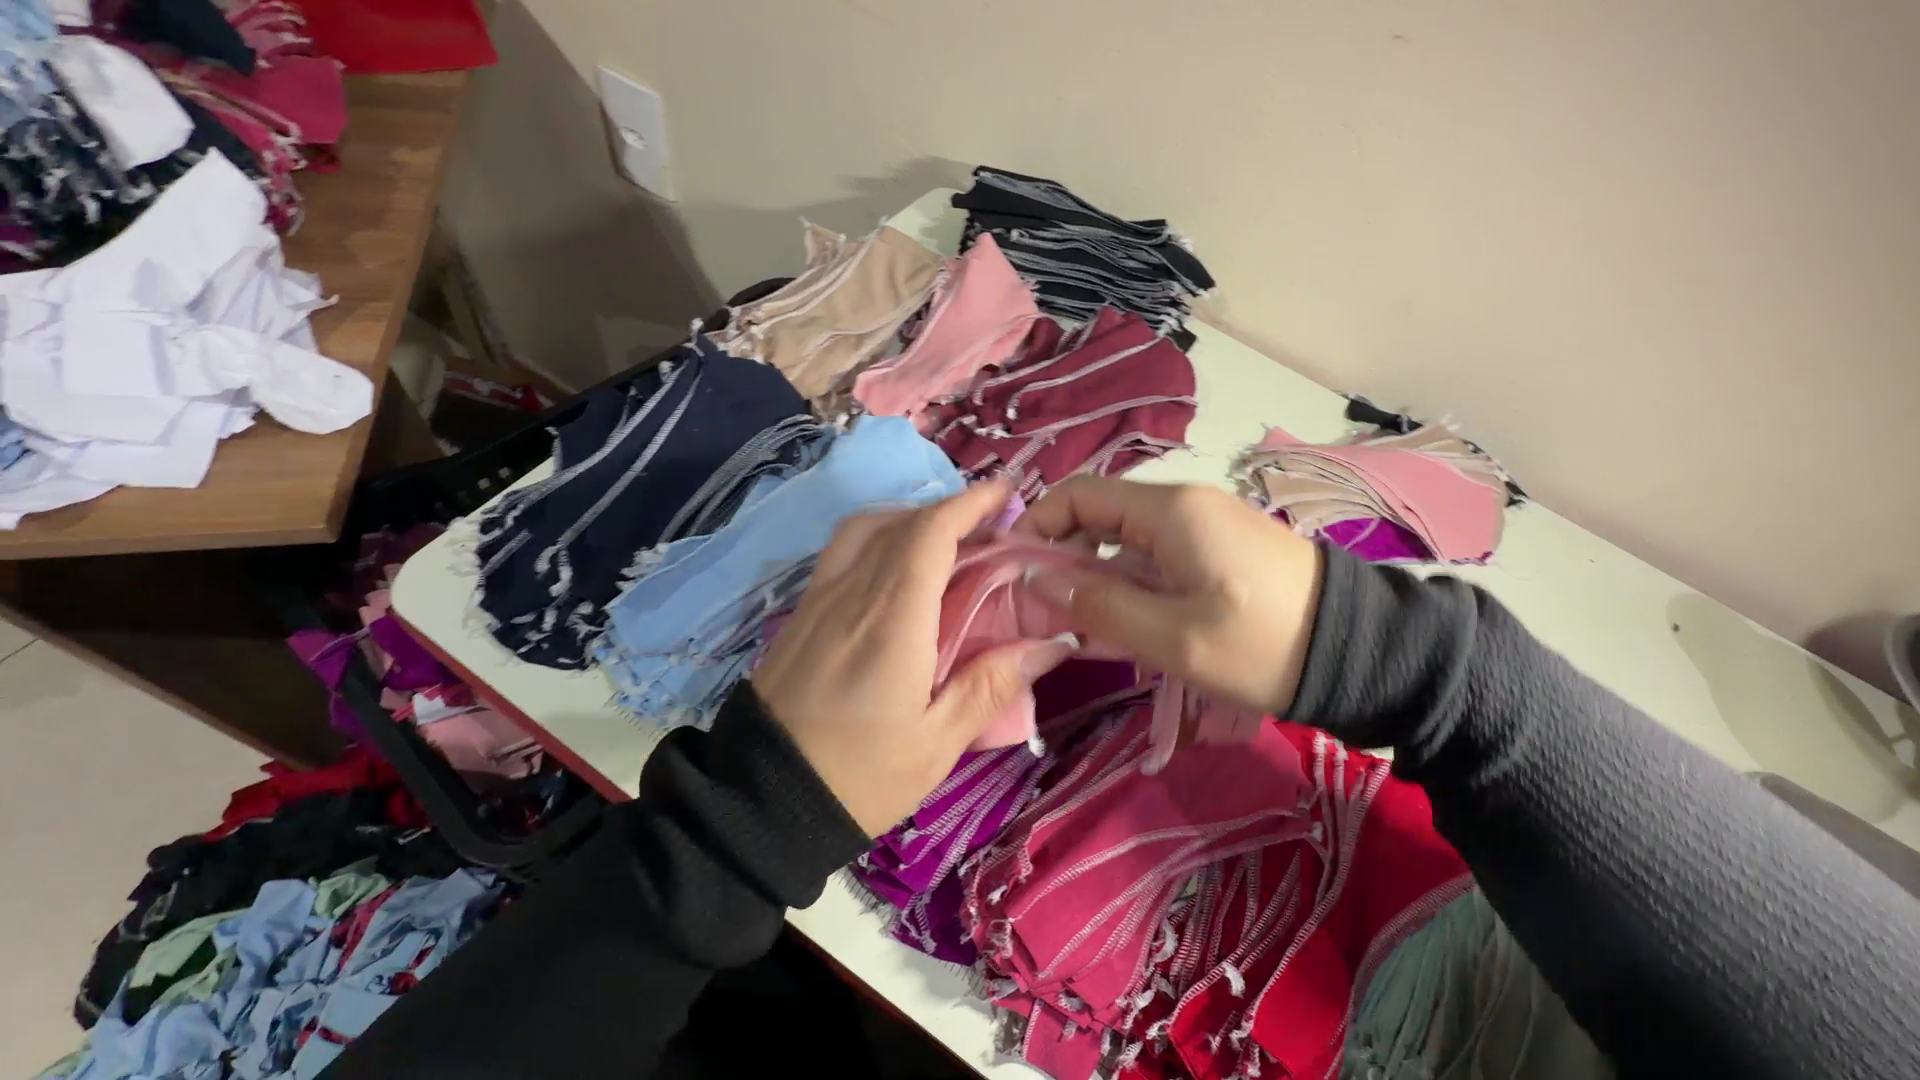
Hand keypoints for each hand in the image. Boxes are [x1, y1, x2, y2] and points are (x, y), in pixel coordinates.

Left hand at [752, 480, 1077, 835]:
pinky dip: (877, 539)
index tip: (1006, 493)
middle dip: (950, 512)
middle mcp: (853, 592)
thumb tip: (1053, 642)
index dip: (970, 504)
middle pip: (902, 523)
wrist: (761, 800)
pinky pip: (842, 552)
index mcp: (893, 619)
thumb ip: (991, 684)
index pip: (931, 533)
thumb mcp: (937, 743)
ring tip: (944, 543)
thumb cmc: (858, 777)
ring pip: (866, 529)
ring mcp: (819, 598)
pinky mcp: (800, 614)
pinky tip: (896, 572)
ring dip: (909, 519)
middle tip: (990, 530)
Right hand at [1017, 477, 1324, 714]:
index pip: (1078, 495)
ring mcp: (1207, 524)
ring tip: (1086, 626)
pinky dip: (1133, 582)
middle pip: (1100, 515)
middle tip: (1047, 611)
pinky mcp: (1222, 548)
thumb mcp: (1174, 638)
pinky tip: (1132, 623)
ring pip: (1127, 538)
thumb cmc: (1263, 644)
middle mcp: (1185, 504)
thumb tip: (1038, 579)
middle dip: (1064, 557)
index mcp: (1170, 511)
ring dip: (1099, 575)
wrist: (1364, 655)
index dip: (1037, 526)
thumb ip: (1100, 606)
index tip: (1016, 574)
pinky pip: (1158, 554)